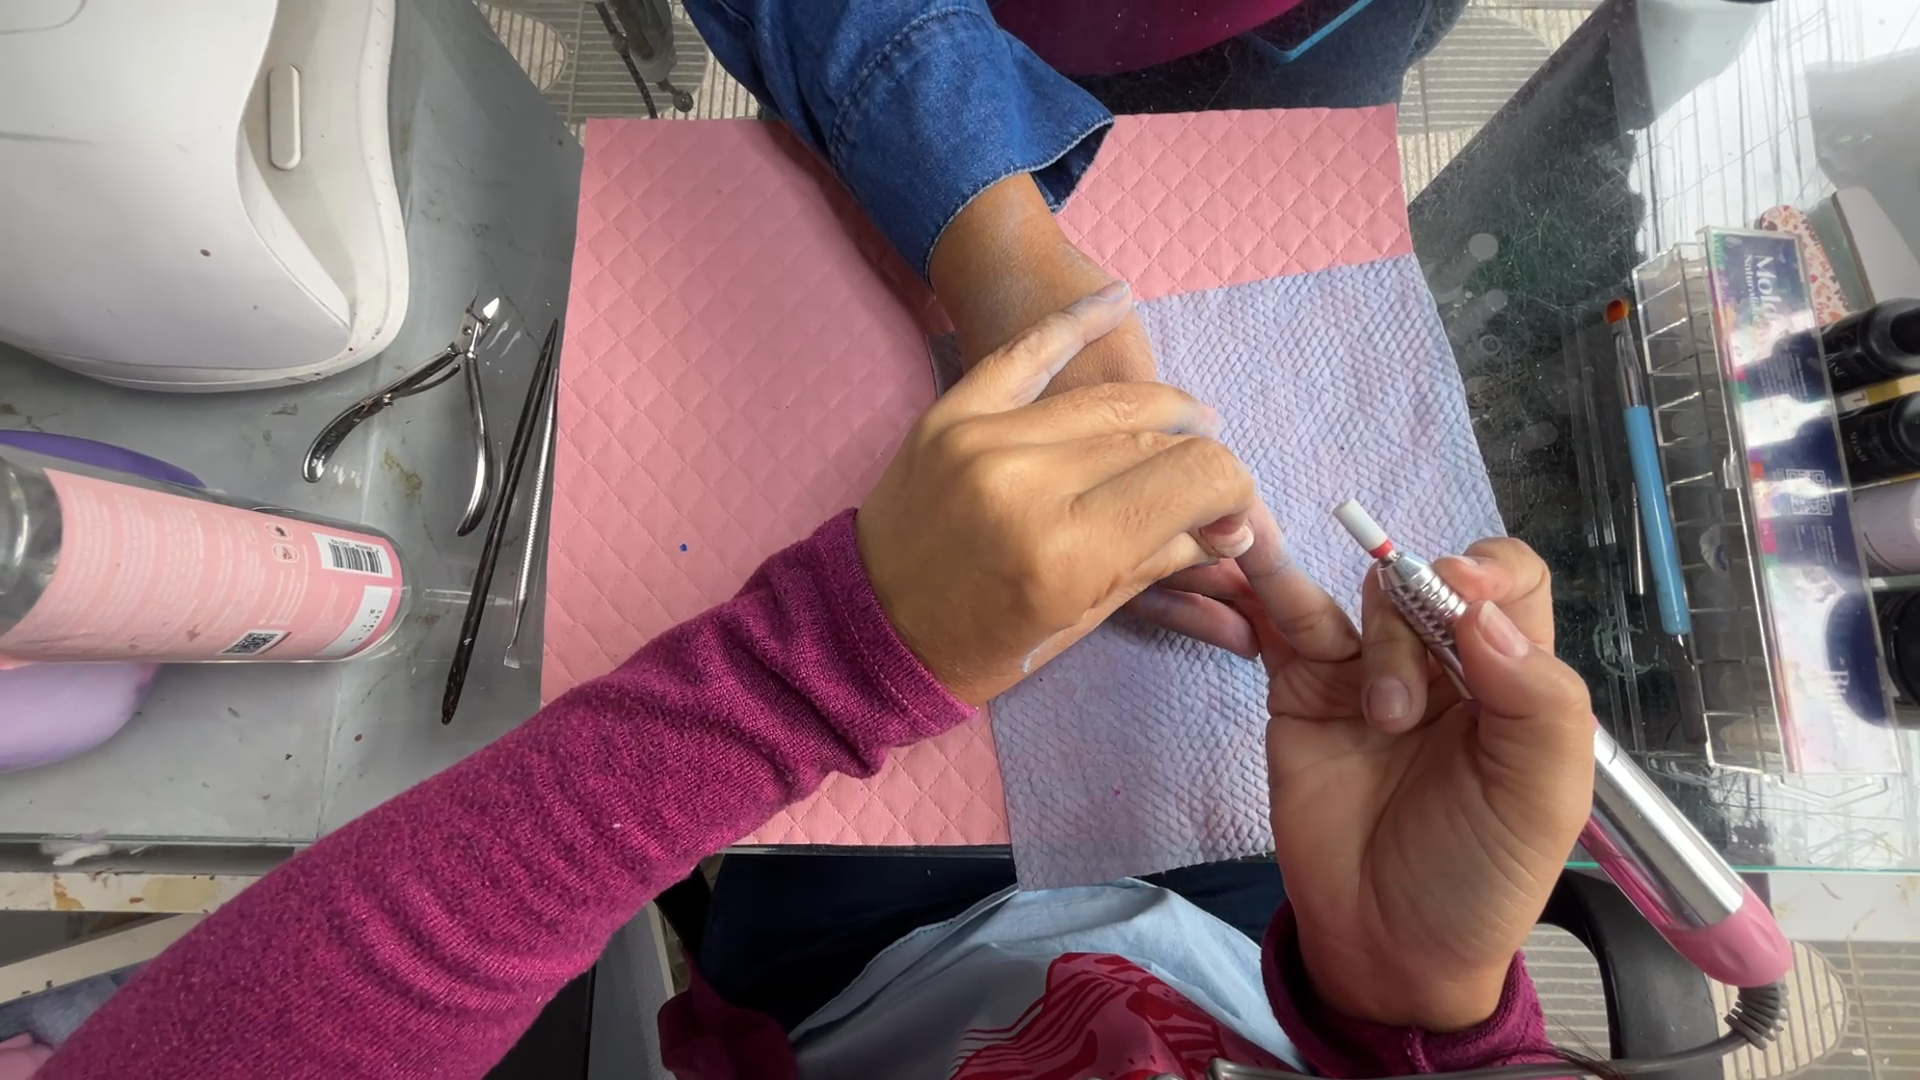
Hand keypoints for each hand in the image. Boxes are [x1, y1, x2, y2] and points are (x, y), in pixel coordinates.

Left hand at [932, 172, 1272, 656]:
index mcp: (1067, 552)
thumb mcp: (1074, 621)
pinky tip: (1119, 300)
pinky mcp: (949, 413)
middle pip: (1154, 437)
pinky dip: (1074, 323)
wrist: (867, 628)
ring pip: (1106, 398)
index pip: (1194, 479)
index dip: (1233, 488)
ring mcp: (982, 437)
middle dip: (1197, 458)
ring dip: (1160, 406)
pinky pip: (1026, 352)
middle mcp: (1028, 483)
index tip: (1233, 509)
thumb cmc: (976, 645)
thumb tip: (1230, 522)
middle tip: (1206, 477)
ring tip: (1187, 419)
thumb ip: (1157, 559)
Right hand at [1249, 539, 1594, 1030]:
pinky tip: (1249, 578)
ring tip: (1360, 705)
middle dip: (1404, 633)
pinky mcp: (1298, 688)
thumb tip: (1479, 610)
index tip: (1458, 588)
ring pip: (1344, 604)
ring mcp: (1357, 673)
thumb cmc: (1475, 876)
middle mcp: (1433, 665)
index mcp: (1506, 681)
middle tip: (1394, 714)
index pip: (1507, 585)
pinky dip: (1263, 597)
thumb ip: (1537, 704)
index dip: (1486, 569)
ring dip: (1346, 625)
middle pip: (1414, 590)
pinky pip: (1279, 628)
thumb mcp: (1540, 802)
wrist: (1379, 935)